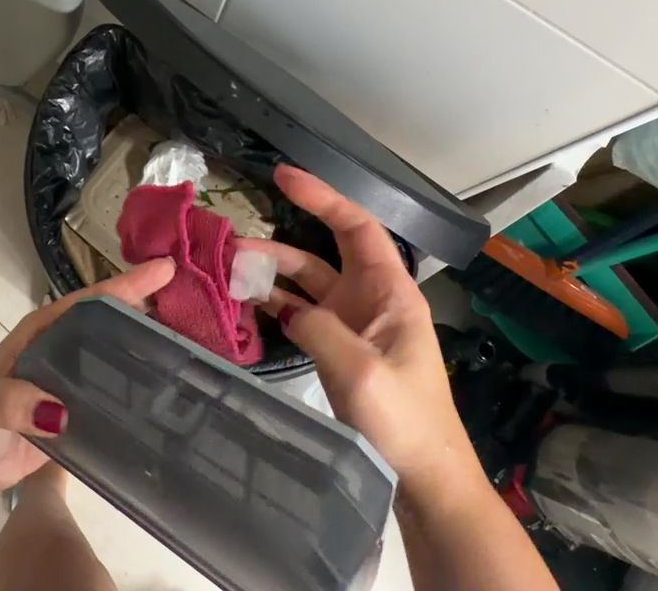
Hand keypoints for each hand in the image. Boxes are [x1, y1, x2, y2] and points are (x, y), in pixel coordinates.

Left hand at [0, 257, 176, 496]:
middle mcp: (63, 348)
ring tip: (194, 342)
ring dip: (149, 347)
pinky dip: (141, 388)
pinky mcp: (82, 413)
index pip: (88, 302)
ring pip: (118, 355)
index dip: (124, 285)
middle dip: (147, 307)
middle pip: (110, 322)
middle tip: (192, 301)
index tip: (162, 270)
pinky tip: (169, 392)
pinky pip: (116, 394)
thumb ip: (15, 403)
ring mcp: (74, 380)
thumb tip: (60, 412)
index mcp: (42, 332)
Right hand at [239, 165, 481, 500]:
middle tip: (237, 233)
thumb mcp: (361, 372)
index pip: (356, 227)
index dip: (323, 197)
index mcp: (391, 293)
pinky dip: (274, 305)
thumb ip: (318, 328)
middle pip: (324, 251)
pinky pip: (301, 314)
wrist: (425, 481)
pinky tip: (245, 304)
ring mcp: (353, 325)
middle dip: (283, 237)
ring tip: (231, 271)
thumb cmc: (405, 422)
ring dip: (271, 274)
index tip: (284, 177)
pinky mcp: (338, 349)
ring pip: (306, 283)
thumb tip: (285, 308)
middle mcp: (372, 300)